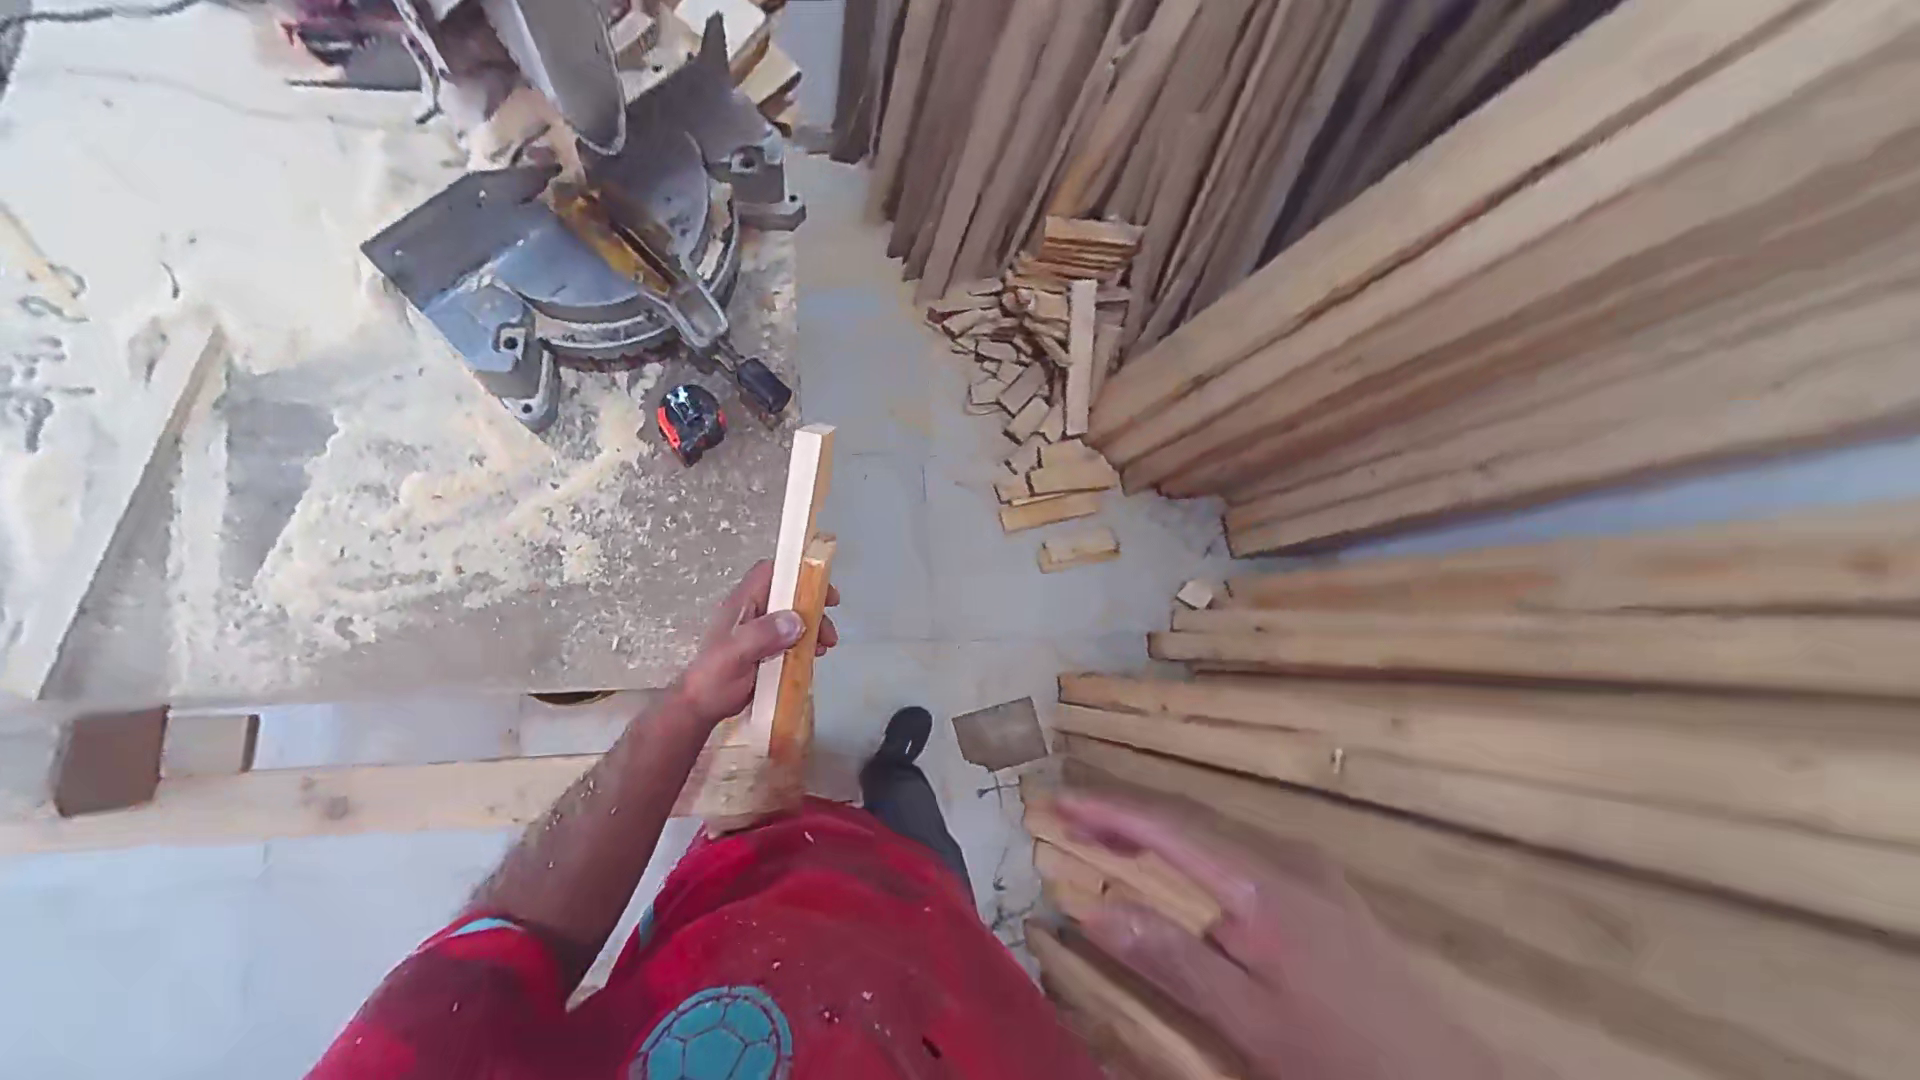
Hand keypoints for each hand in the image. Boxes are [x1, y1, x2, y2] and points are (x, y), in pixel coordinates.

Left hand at [669, 559, 839, 724]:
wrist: (700, 708)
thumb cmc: (713, 678)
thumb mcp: (736, 653)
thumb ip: (763, 635)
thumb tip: (797, 620)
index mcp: (743, 604)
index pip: (769, 572)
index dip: (795, 571)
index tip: (820, 584)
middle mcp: (753, 613)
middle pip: (788, 594)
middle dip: (813, 603)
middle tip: (831, 616)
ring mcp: (759, 632)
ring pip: (794, 617)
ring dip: (814, 626)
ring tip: (827, 644)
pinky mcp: (766, 650)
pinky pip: (792, 638)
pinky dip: (808, 642)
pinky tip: (816, 655)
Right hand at [1055, 795, 1497, 1079]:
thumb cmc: (1344, 1061)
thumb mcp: (1251, 1025)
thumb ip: (1173, 960)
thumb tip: (1095, 909)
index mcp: (1262, 883)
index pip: (1168, 824)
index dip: (1108, 808)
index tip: (1057, 799)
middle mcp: (1283, 856)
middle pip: (1188, 816)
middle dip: (1124, 812)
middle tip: (1068, 817)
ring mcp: (1307, 867)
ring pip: (1212, 830)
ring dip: (1156, 829)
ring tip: (1107, 838)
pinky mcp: (1320, 887)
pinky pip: (1236, 850)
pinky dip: (1190, 849)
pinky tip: (1177, 869)